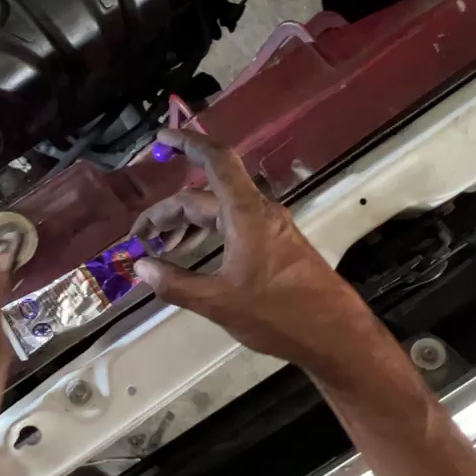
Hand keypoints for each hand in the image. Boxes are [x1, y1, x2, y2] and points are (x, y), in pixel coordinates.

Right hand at [132, 128, 382, 374]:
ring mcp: (269, 229)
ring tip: (161, 251)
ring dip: (186, 226)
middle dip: (169, 213)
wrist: (334, 335)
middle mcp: (258, 212)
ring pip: (218, 213)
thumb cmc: (278, 314)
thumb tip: (140, 266)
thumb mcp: (217, 302)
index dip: (187, 144)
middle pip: (205, 196)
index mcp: (245, 214)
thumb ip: (174, 282)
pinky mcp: (275, 246)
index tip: (160, 141)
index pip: (215, 161)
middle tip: (140, 238)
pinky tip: (192, 258)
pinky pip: (233, 228)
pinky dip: (207, 236)